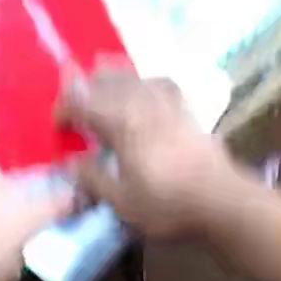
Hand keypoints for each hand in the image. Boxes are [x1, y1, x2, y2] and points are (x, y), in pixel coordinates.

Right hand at [58, 68, 245, 239]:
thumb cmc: (167, 205)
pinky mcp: (186, 106)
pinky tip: (142, 98)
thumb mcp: (121, 202)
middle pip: (104, 76)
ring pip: (130, 74)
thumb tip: (70, 164)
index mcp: (119, 119)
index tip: (59, 128)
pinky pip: (155, 82)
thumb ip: (92, 179)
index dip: (64, 109)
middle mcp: (141, 98)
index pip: (80, 98)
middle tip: (78, 112)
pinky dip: (140, 85)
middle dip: (85, 89)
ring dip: (111, 83)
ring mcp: (167, 98)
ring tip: (105, 101)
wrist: (222, 201)